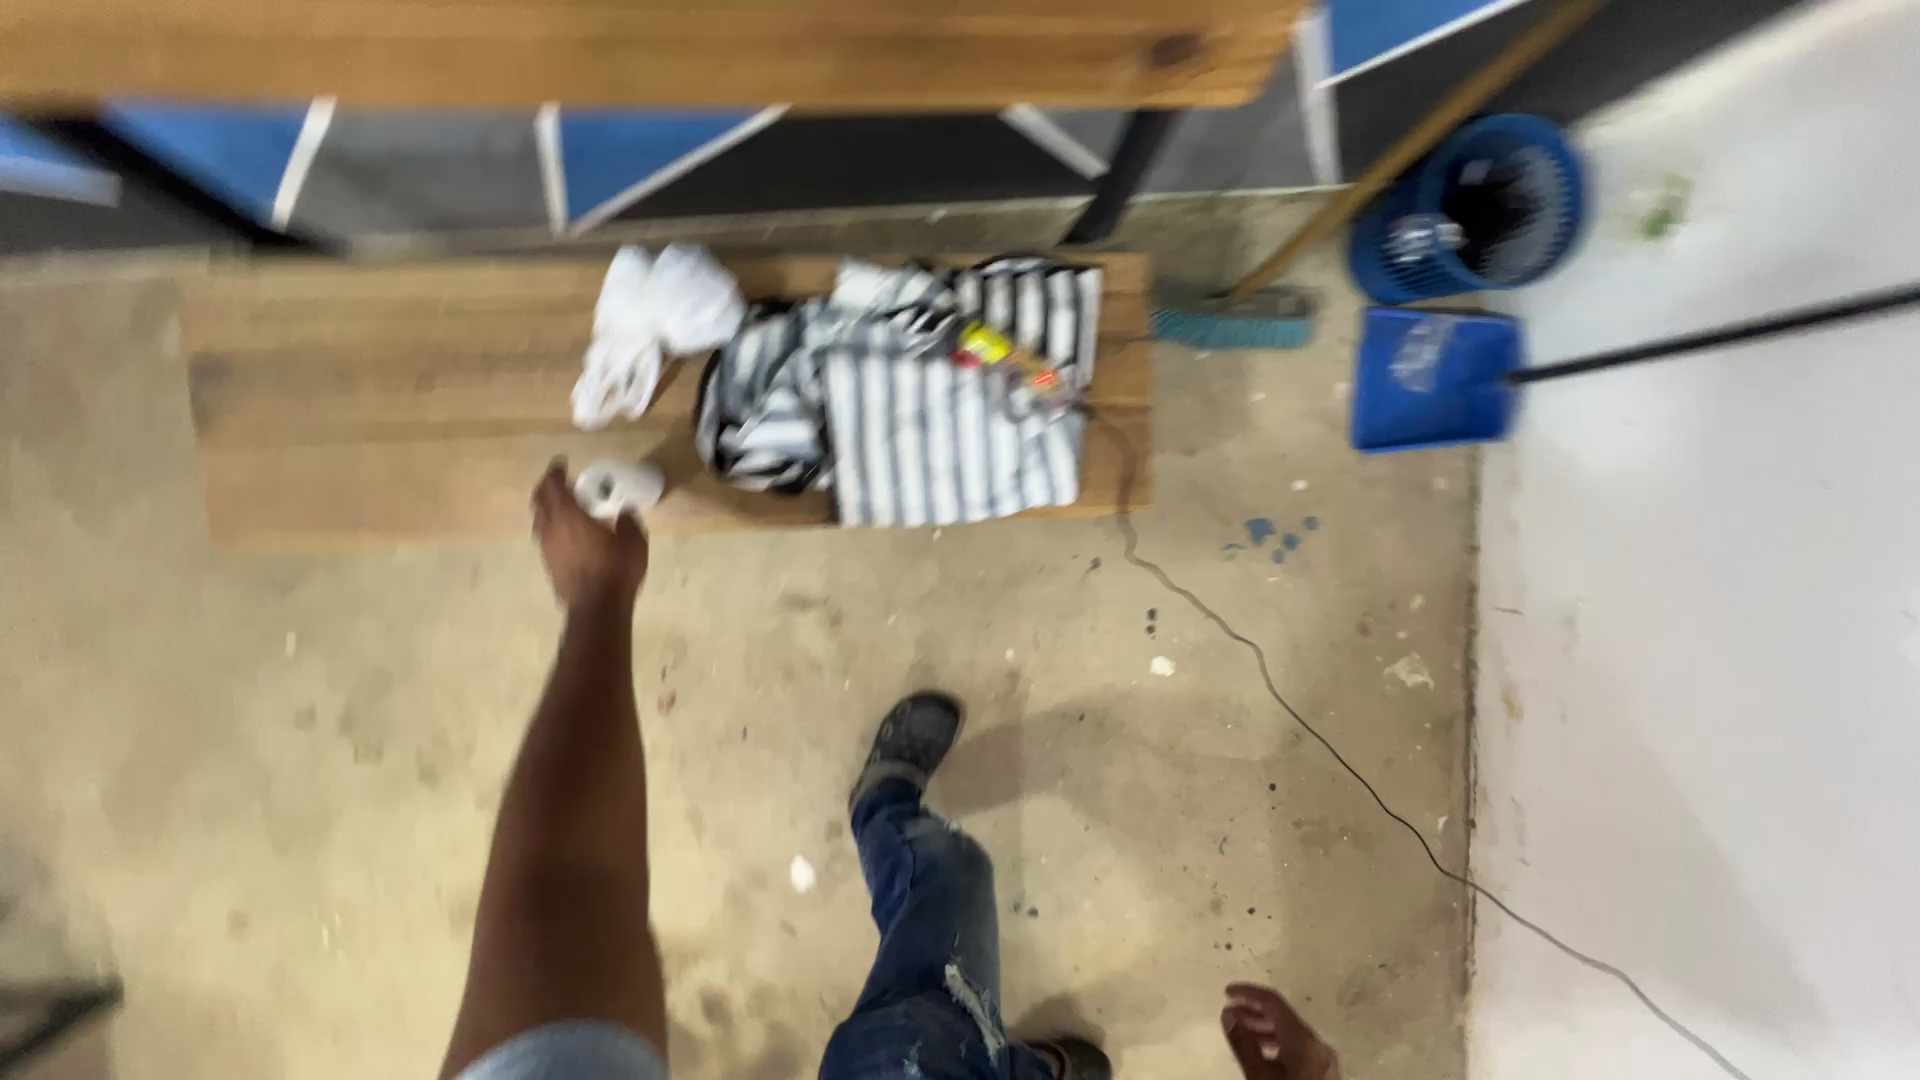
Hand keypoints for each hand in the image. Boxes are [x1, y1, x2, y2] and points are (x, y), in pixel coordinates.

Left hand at [531, 460, 648, 610]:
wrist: (597, 607)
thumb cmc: (617, 569)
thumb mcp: (633, 540)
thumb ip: (627, 521)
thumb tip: (624, 511)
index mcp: (570, 515)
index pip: (554, 486)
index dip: (556, 472)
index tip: (561, 463)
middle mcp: (551, 528)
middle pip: (539, 500)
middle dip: (545, 487)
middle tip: (556, 481)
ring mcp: (546, 548)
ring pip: (538, 520)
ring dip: (545, 508)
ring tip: (558, 506)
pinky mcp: (548, 564)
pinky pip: (544, 537)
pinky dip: (550, 527)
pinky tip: (564, 533)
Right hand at [1221, 983, 1338, 1079]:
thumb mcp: (1259, 1076)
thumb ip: (1243, 1043)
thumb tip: (1228, 1012)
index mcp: (1304, 1039)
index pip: (1273, 1001)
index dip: (1248, 992)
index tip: (1225, 993)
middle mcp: (1319, 1045)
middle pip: (1283, 1016)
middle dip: (1253, 1011)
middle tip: (1229, 1014)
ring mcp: (1325, 1062)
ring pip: (1291, 1034)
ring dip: (1264, 1029)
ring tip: (1241, 1035)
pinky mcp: (1325, 1076)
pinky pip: (1299, 1049)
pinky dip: (1277, 1045)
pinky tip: (1263, 1057)